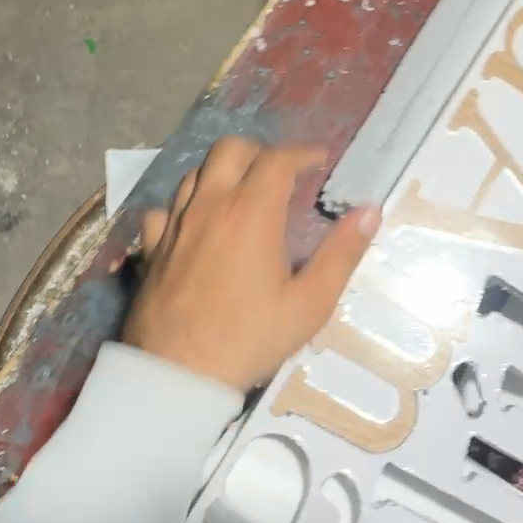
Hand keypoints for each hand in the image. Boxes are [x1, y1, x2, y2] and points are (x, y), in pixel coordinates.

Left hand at [120, 136, 379, 391]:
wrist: (180, 373)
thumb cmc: (252, 338)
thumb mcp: (311, 303)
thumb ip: (342, 254)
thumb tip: (370, 212)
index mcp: (251, 214)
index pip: (278, 160)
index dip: (303, 153)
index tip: (321, 161)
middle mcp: (209, 206)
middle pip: (231, 150)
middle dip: (262, 152)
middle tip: (284, 174)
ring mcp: (174, 225)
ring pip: (196, 173)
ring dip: (224, 172)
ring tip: (246, 194)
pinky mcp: (152, 248)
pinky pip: (166, 209)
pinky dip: (187, 206)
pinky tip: (199, 225)